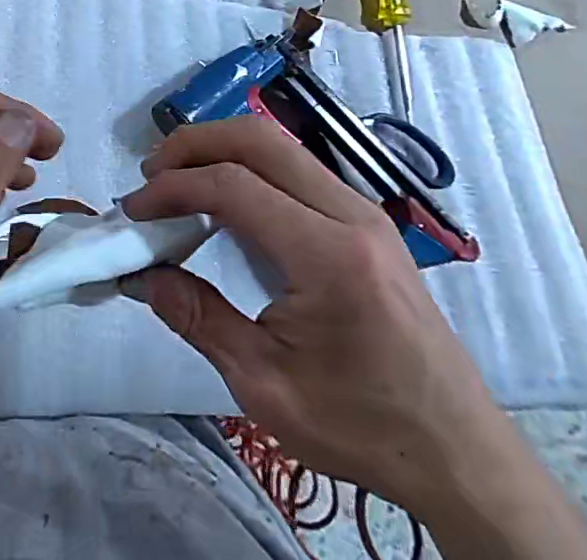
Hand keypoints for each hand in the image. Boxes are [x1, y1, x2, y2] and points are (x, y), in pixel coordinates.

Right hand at [118, 115, 498, 514]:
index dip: (174, 188)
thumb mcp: (263, 384)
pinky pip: (299, 171)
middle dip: (195, 144)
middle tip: (150, 175)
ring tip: (177, 182)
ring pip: (282, 147)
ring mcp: (365, 212)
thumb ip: (196, 318)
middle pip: (261, 141)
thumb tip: (140, 276)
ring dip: (223, 150)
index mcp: (329, 256)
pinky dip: (251, 168)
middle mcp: (352, 215)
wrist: (453, 446)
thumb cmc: (360, 426)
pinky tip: (225, 200)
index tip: (134, 211)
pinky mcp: (367, 222)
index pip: (235, 186)